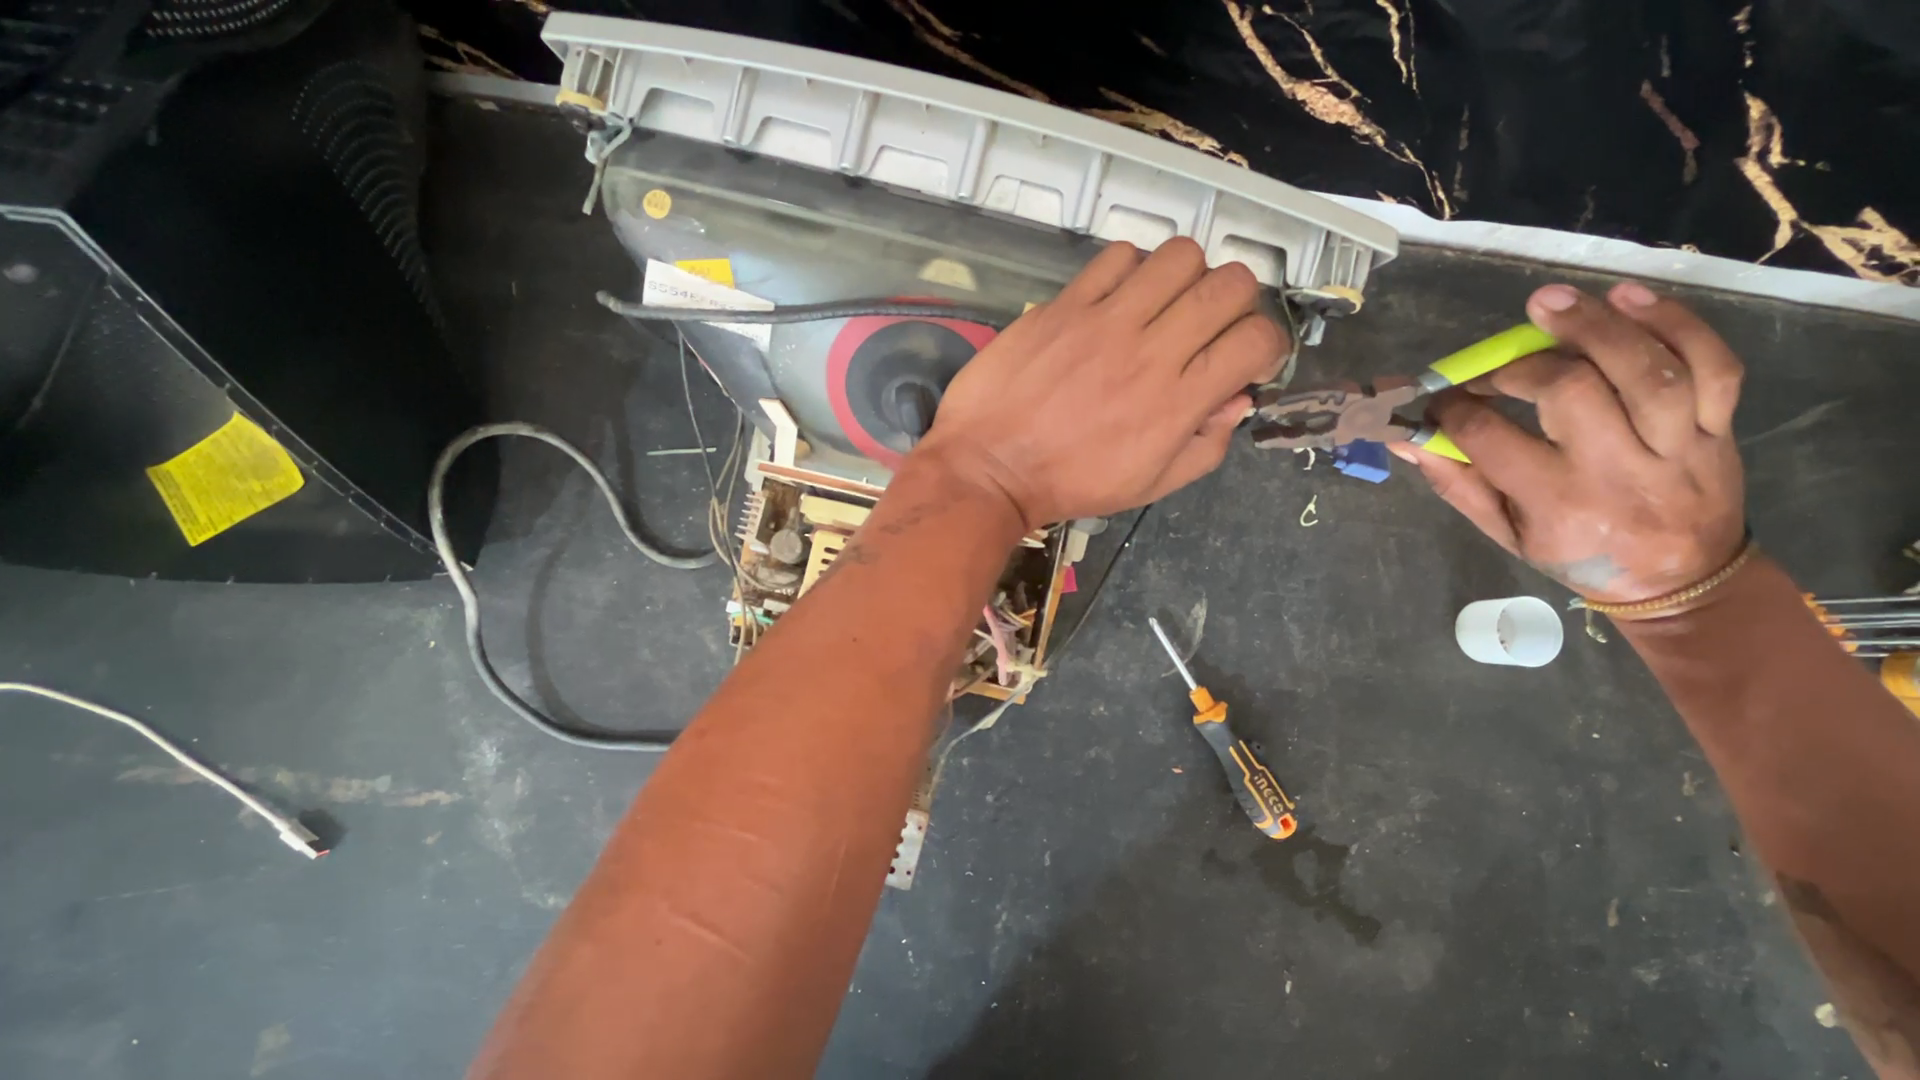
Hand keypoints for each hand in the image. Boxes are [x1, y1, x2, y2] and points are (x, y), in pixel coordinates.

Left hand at [915, 238, 1286, 528]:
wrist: (989, 468)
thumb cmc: (1071, 484)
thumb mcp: (1151, 484)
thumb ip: (1205, 445)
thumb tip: (1238, 398)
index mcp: (1178, 403)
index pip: (1256, 339)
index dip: (1267, 343)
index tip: (1247, 357)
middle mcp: (1151, 352)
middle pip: (1230, 285)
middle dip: (1236, 301)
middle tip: (1209, 325)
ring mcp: (1105, 322)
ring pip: (1180, 257)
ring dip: (1187, 276)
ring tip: (1164, 303)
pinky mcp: (1064, 305)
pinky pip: (1117, 257)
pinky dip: (1131, 268)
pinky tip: (1119, 297)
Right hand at [1392, 283, 1746, 603]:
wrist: (1683, 579)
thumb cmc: (1577, 555)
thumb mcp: (1506, 533)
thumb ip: (1457, 482)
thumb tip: (1404, 438)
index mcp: (1557, 502)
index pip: (1491, 438)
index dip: (1455, 408)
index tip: (1441, 399)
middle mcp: (1617, 469)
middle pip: (1571, 390)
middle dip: (1520, 367)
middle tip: (1496, 369)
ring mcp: (1677, 445)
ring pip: (1644, 370)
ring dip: (1593, 325)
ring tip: (1548, 301)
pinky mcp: (1719, 426)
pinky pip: (1711, 364)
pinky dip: (1674, 323)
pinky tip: (1627, 297)